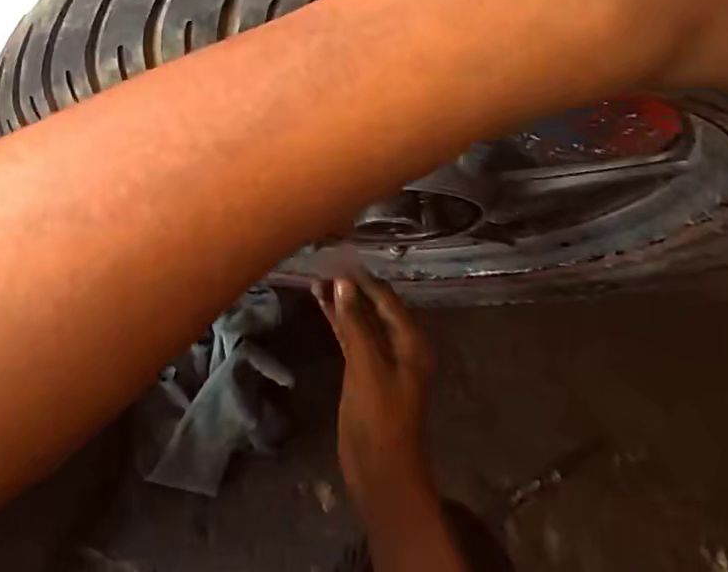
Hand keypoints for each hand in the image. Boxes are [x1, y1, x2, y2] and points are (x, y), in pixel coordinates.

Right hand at [313, 272, 437, 517]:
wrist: (380, 472)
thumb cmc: (379, 419)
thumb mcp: (367, 368)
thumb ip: (356, 324)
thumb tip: (343, 282)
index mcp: (411, 341)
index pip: (386, 298)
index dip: (362, 277)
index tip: (337, 254)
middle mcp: (399, 344)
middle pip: (373, 305)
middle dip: (350, 285)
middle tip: (323, 261)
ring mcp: (381, 358)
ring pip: (359, 319)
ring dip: (341, 301)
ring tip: (315, 278)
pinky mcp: (363, 371)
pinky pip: (351, 336)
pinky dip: (337, 320)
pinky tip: (321, 304)